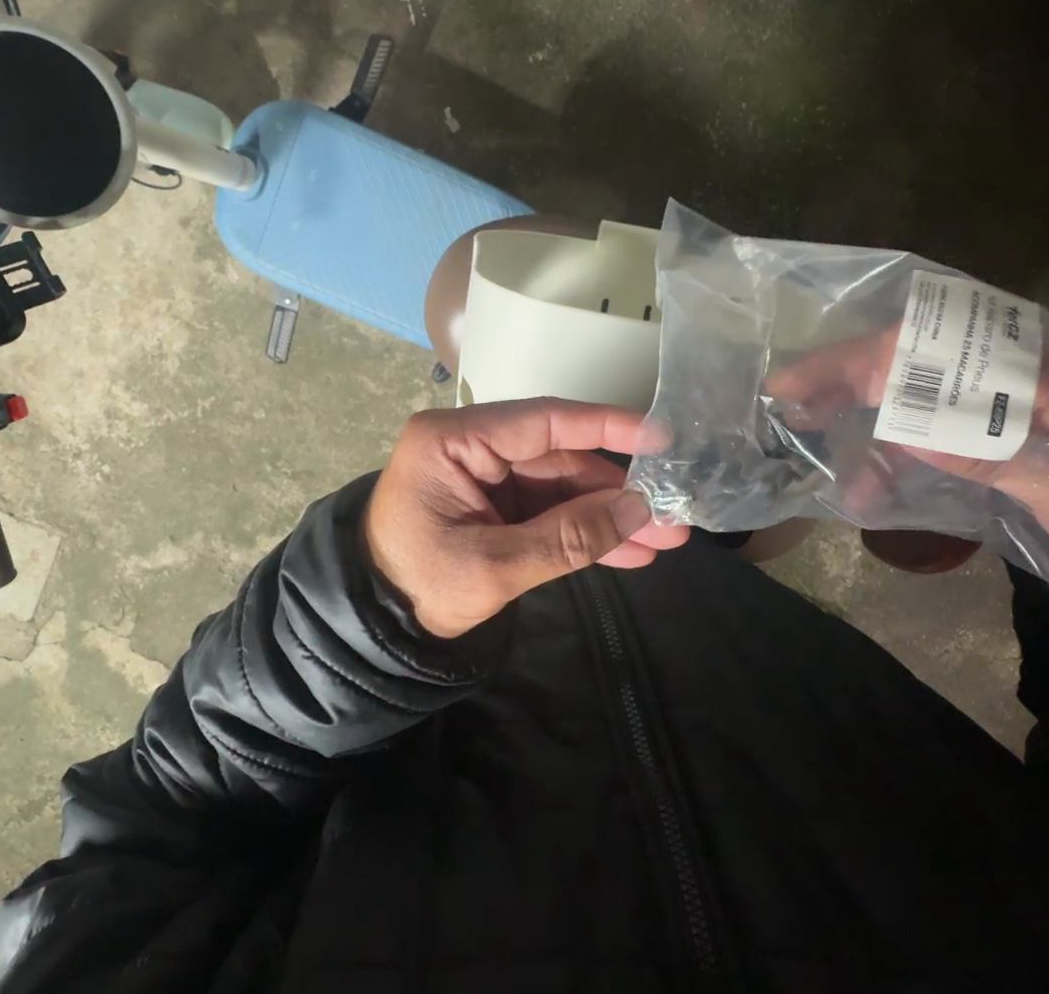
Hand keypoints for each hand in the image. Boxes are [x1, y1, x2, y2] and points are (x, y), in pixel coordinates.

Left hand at [365, 399, 691, 638]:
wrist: (373, 627)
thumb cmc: (417, 588)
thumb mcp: (494, 566)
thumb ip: (568, 537)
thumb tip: (641, 511)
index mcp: (454, 441)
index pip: (543, 420)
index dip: (607, 428)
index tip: (662, 438)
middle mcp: (471, 447)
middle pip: (559, 457)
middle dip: (617, 490)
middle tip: (675, 512)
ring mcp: (484, 478)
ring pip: (561, 488)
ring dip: (609, 516)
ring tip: (666, 540)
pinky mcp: (493, 507)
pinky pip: (547, 512)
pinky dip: (584, 533)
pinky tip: (630, 552)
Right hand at [765, 320, 1048, 573]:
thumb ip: (1003, 453)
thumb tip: (906, 427)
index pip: (938, 345)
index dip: (861, 361)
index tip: (798, 385)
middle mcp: (1029, 355)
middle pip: (916, 345)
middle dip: (843, 371)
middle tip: (785, 400)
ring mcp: (1016, 379)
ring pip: (917, 374)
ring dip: (860, 404)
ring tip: (813, 436)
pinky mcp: (1009, 405)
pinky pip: (935, 408)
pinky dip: (892, 437)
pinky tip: (868, 475)